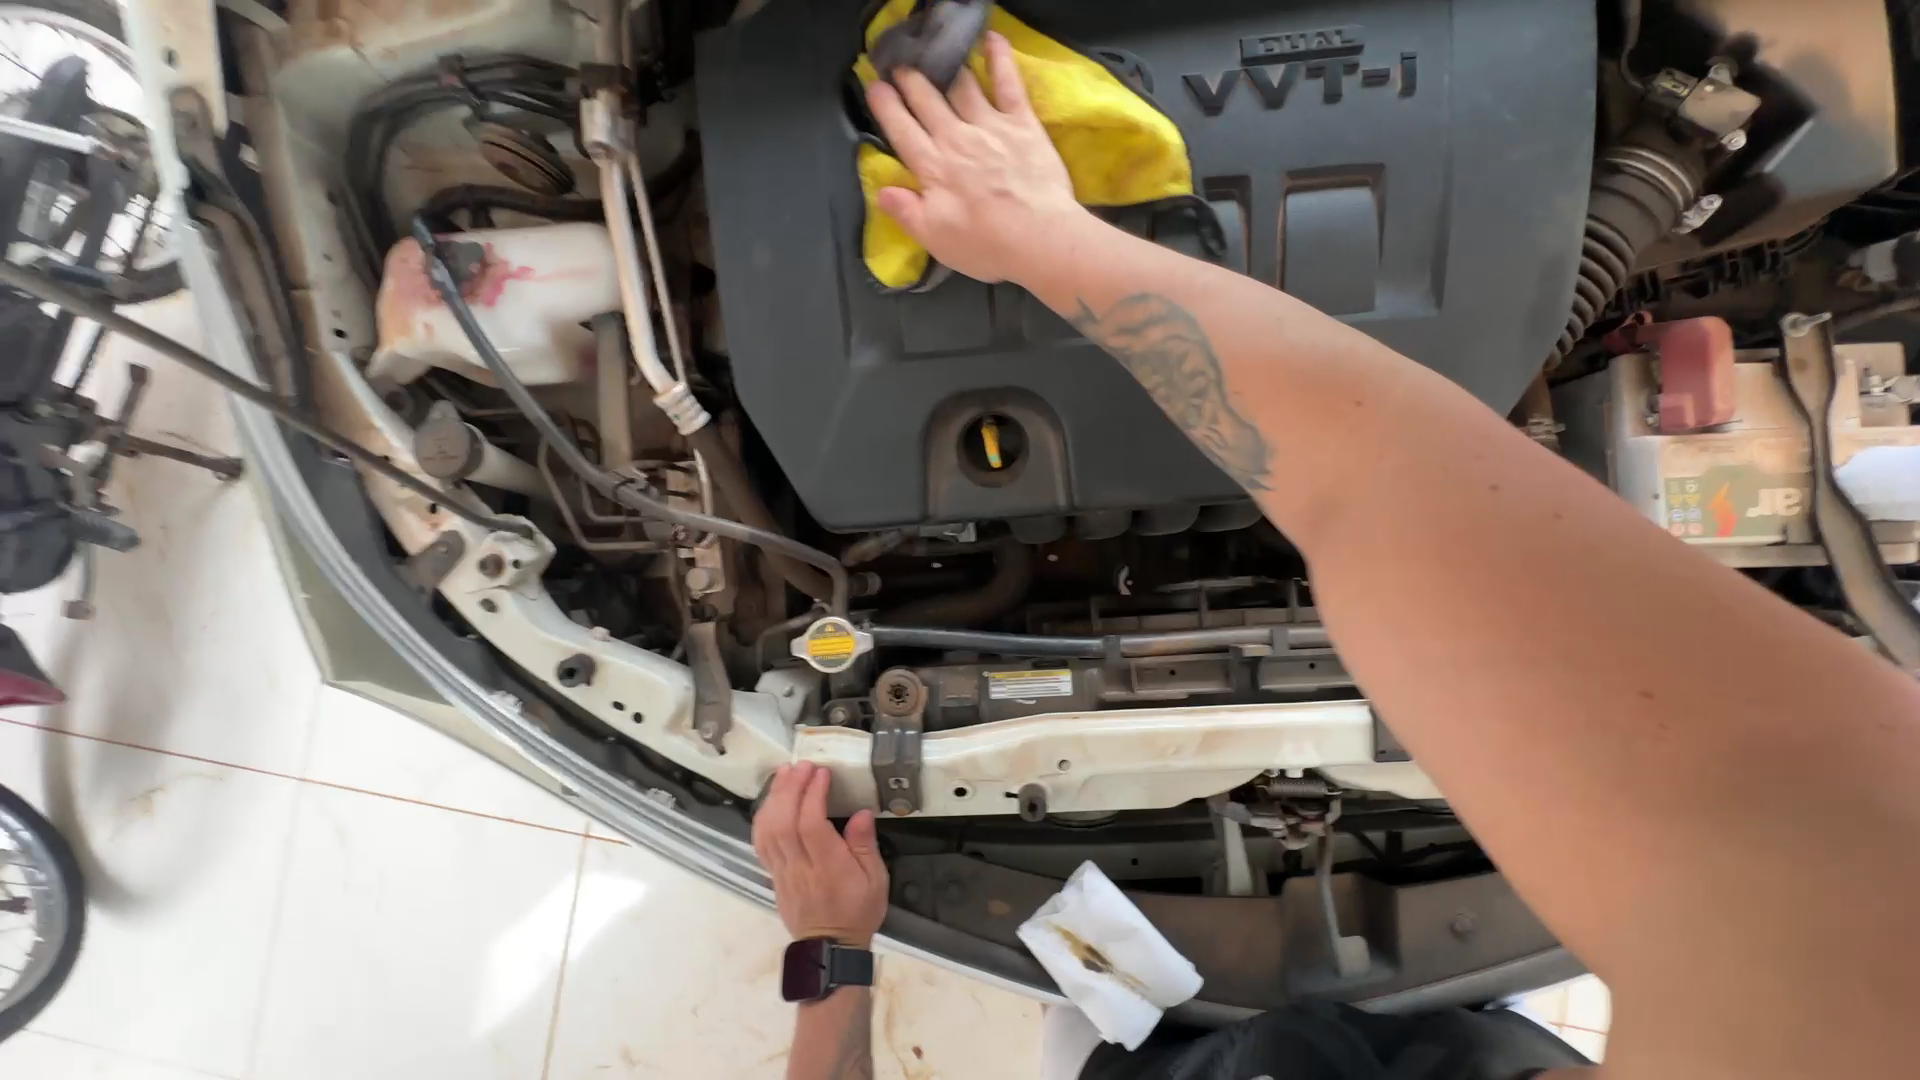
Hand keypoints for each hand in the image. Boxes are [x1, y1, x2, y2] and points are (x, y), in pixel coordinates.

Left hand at [752, 761, 888, 947]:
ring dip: (773, 797)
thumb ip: (865, 844)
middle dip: (790, 788)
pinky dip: (762, 817)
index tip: (821, 773)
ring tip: (784, 774)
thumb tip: (861, 812)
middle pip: (783, 822)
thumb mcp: (876, 880)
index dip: (813, 794)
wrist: (831, 948)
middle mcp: (799, 866)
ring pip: (767, 830)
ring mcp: (781, 871)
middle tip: (802, 765)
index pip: (811, 824)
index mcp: (828, 866)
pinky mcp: (772, 875)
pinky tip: (770, 801)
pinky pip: (760, 843)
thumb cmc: (858, 911)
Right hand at [866, 31, 1087, 285]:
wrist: (1038, 237)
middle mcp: (956, 139)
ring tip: (934, 56)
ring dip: (945, 68)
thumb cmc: (985, 245)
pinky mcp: (1022, 123)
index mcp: (933, 169)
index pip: (902, 131)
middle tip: (899, 66)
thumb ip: (906, 212)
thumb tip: (883, 190)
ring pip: (961, 86)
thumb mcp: (935, 239)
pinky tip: (991, 39)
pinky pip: (1008, 83)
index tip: (875, 88)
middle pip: (927, 101)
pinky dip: (999, 58)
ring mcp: (990, 126)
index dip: (886, 107)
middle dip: (910, 81)